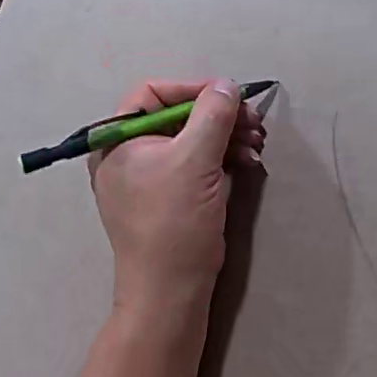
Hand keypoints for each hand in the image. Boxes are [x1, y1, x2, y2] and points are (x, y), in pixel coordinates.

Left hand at [88, 79, 266, 315]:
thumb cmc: (174, 222)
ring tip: (258, 143)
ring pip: (191, 138)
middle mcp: (128, 152)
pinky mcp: (169, 196)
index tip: (231, 97)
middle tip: (255, 123)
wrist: (170, 293)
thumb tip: (227, 84)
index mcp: (117, 138)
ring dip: (227, 136)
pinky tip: (249, 162)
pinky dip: (222, 158)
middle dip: (219, 116)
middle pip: (178, 115)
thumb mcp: (196, 160)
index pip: (155, 92)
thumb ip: (213, 114)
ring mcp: (148, 176)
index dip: (195, 89)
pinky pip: (195, 163)